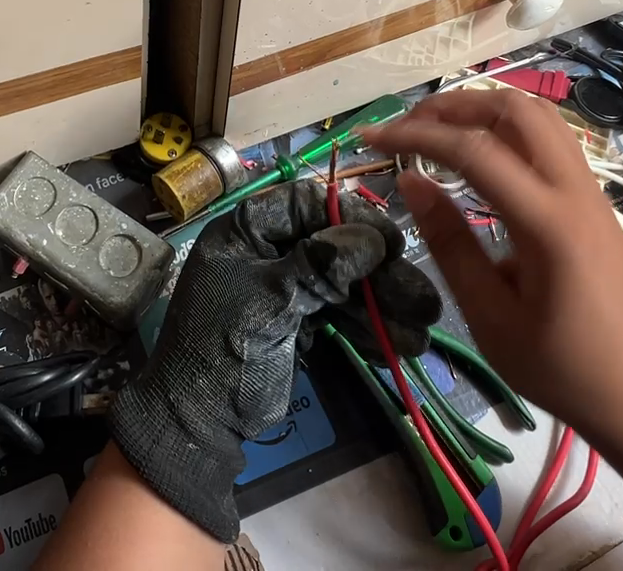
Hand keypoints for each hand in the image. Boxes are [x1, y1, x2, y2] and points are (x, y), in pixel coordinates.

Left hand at [111, 180, 441, 540]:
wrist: (199, 420)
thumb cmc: (220, 347)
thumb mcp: (267, 300)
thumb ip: (318, 266)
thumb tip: (371, 238)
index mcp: (249, 231)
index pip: (308, 204)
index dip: (352, 217)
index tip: (393, 242)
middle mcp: (270, 250)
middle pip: (336, 246)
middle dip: (380, 275)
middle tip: (423, 301)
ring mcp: (288, 285)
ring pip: (345, 283)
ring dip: (384, 308)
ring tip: (420, 335)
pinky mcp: (300, 319)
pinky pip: (341, 313)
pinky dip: (369, 329)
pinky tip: (399, 347)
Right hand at [363, 88, 622, 437]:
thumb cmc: (562, 367)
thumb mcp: (490, 318)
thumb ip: (450, 244)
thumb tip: (411, 182)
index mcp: (548, 224)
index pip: (474, 151)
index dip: (416, 136)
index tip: (371, 138)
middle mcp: (574, 191)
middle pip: (513, 109)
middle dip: (451, 106)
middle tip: (405, 127)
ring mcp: (589, 189)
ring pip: (536, 113)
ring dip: (480, 107)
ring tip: (435, 129)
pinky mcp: (591, 198)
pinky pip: (548, 136)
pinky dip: (504, 124)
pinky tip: (477, 149)